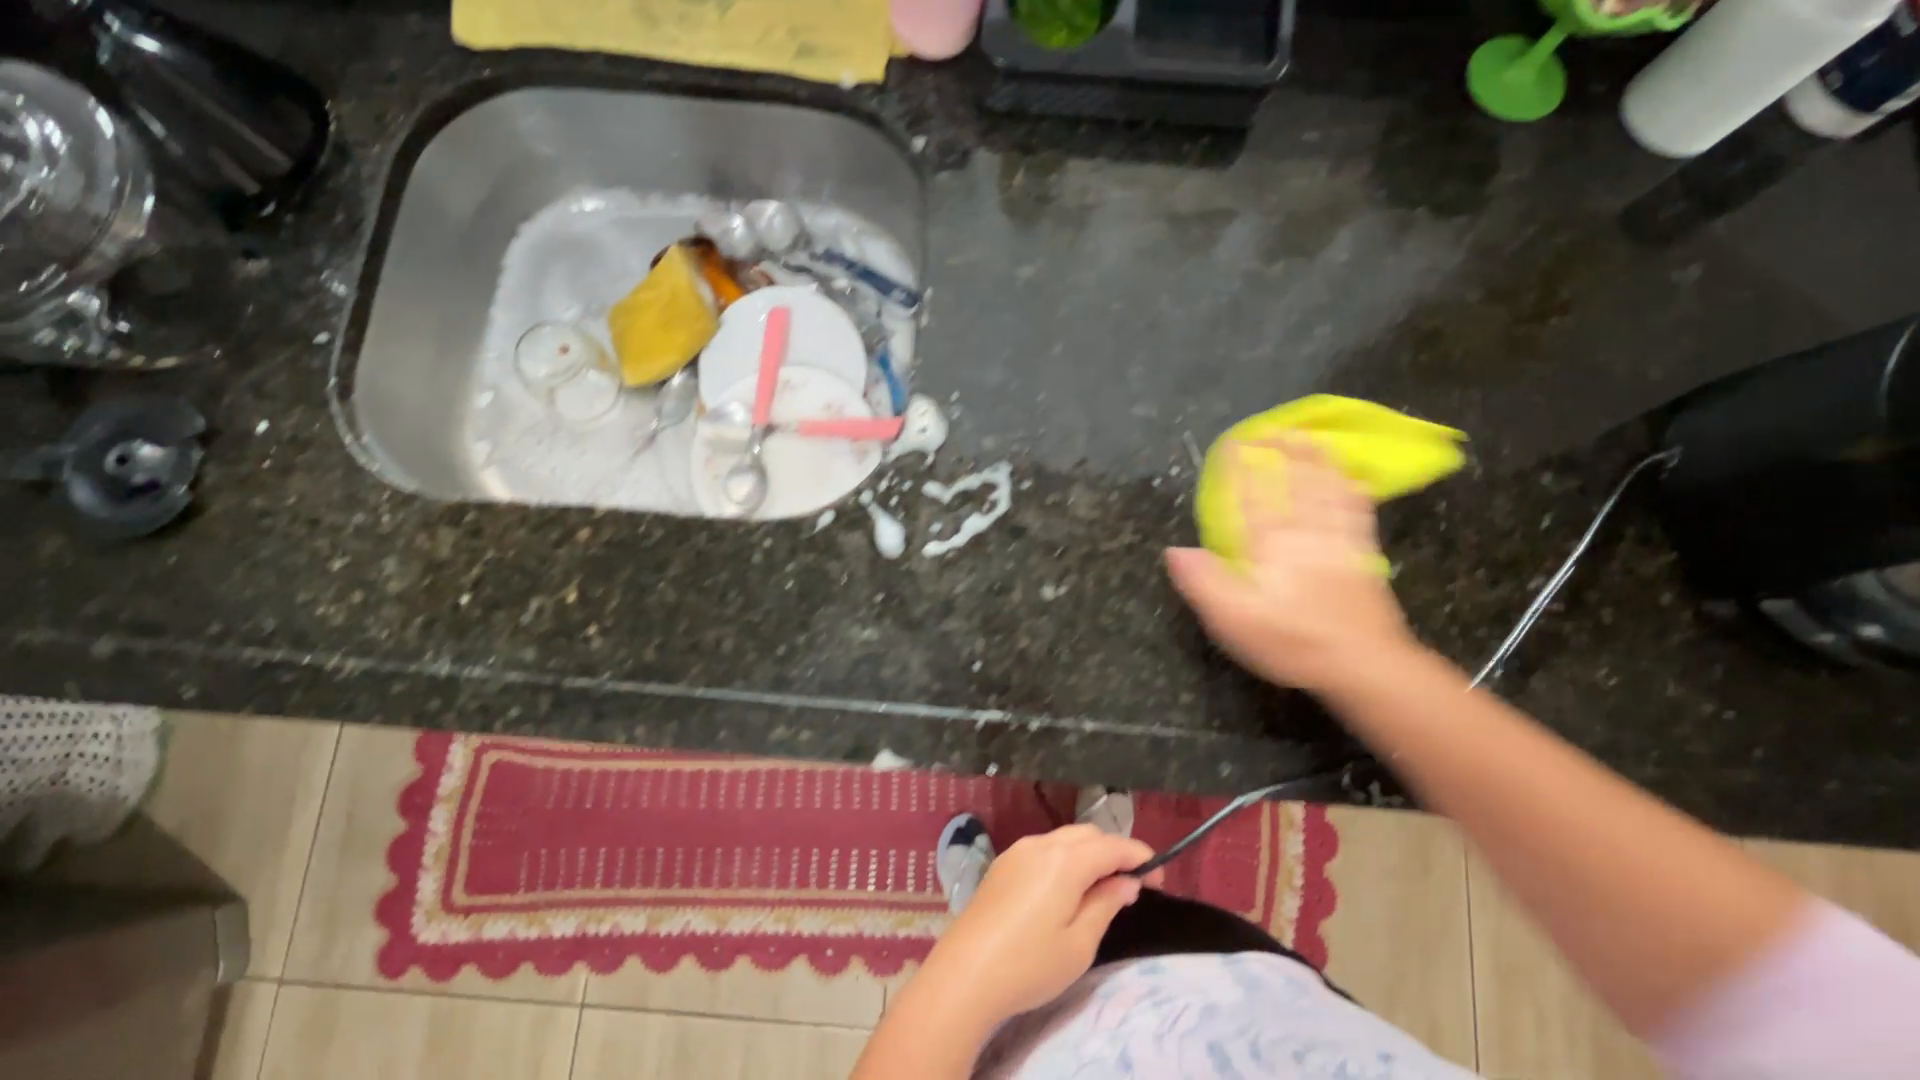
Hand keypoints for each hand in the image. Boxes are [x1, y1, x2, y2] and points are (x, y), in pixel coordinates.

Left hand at [911, 825, 1160, 1028]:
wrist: (964, 975)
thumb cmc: (1029, 965)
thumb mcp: (1079, 943)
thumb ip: (1105, 905)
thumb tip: (1125, 883)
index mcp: (1065, 860)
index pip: (1114, 846)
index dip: (1140, 858)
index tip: (1158, 879)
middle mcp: (1040, 845)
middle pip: (1088, 835)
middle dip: (1114, 852)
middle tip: (1132, 885)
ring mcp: (1016, 853)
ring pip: (1063, 839)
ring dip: (1088, 854)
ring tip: (1102, 887)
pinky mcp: (1000, 867)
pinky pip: (1042, 850)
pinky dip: (1064, 859)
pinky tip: (1066, 888)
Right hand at [1167, 438, 1416, 692]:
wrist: (1363, 663)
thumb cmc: (1291, 641)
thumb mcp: (1234, 620)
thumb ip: (1204, 582)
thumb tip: (1175, 550)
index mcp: (1269, 546)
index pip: (1250, 498)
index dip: (1241, 469)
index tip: (1233, 443)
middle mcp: (1303, 534)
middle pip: (1291, 484)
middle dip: (1280, 454)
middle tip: (1271, 429)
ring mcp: (1336, 541)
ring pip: (1325, 489)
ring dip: (1314, 461)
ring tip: (1307, 437)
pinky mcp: (1362, 554)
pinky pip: (1356, 510)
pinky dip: (1351, 488)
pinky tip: (1351, 477)